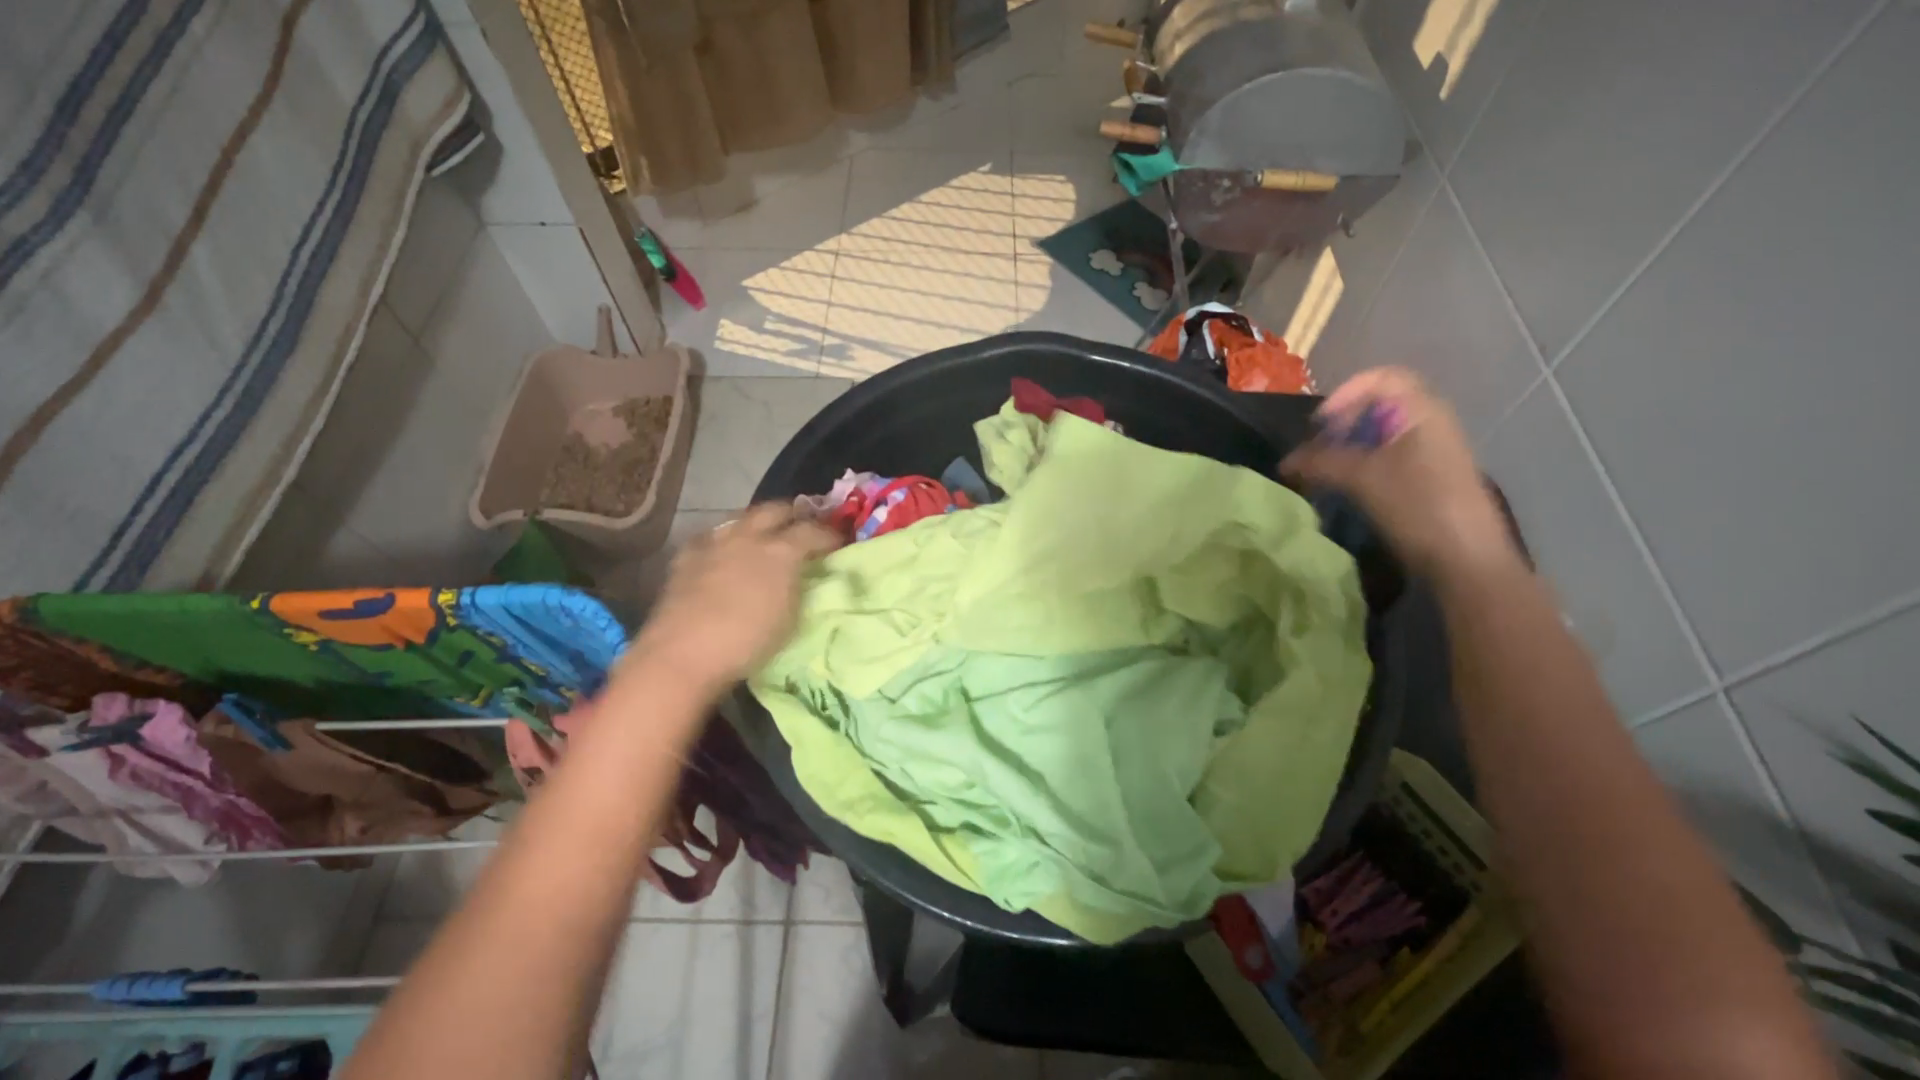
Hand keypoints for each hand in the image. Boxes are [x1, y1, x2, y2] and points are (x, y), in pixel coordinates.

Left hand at [627, 503, 839, 693]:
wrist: (684, 654)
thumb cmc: (747, 643)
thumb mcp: (790, 619)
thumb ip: (799, 589)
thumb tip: (802, 577)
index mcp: (781, 552)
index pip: (813, 531)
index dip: (829, 535)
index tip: (838, 542)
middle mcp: (748, 537)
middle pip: (774, 510)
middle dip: (792, 515)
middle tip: (802, 525)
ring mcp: (714, 543)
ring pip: (740, 518)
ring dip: (757, 523)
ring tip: (764, 536)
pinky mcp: (687, 557)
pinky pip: (712, 537)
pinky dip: (725, 541)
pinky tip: (725, 553)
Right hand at [1281, 368, 1517, 578]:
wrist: (1466, 560)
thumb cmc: (1416, 506)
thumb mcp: (1361, 478)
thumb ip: (1320, 462)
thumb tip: (1287, 462)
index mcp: (1423, 410)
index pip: (1381, 378)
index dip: (1345, 394)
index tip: (1321, 426)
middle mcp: (1432, 423)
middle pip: (1379, 407)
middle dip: (1342, 426)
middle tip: (1316, 452)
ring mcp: (1435, 453)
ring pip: (1382, 437)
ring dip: (1349, 451)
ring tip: (1326, 475)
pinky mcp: (1432, 480)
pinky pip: (1391, 460)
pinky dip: (1364, 468)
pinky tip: (1348, 492)